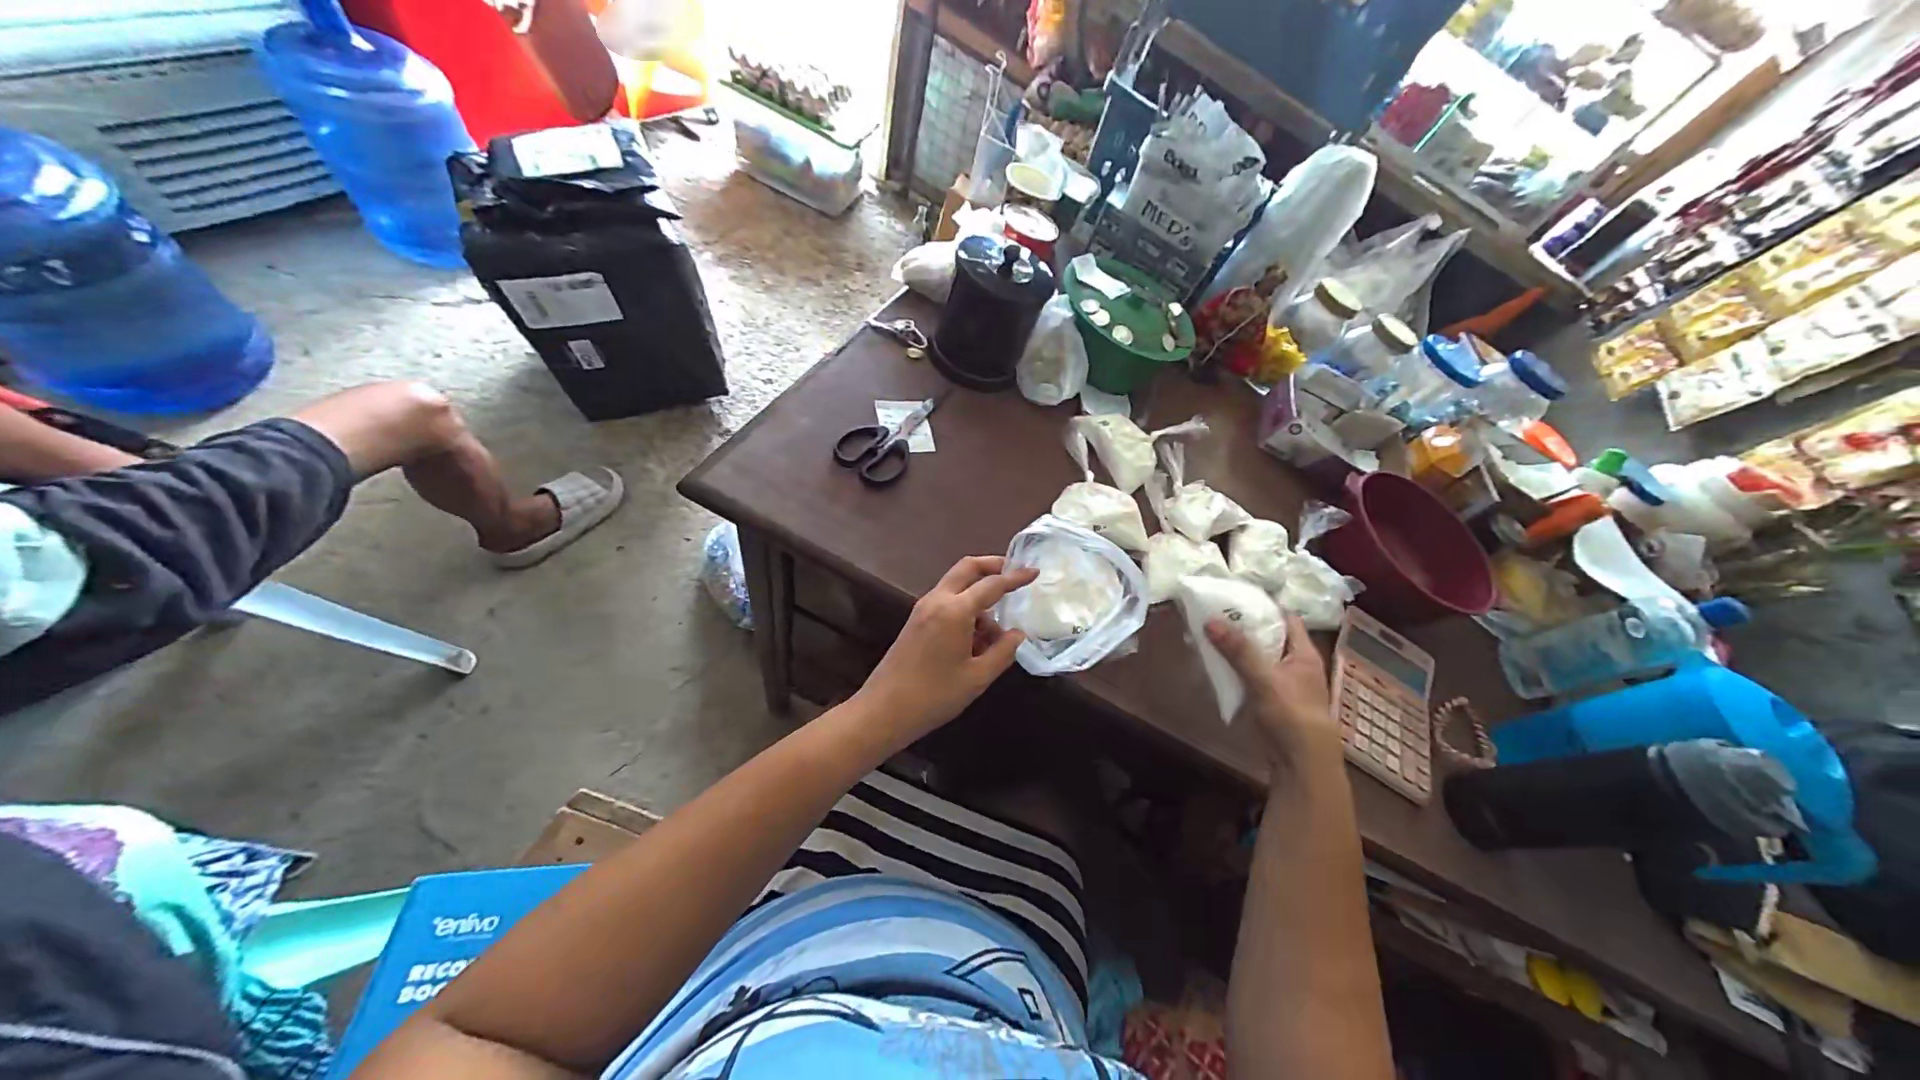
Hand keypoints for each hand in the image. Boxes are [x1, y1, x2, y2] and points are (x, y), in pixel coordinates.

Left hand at [856, 556, 1039, 739]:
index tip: (1034, 571)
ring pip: (956, 587)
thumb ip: (1003, 652)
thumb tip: (1017, 634)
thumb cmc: (934, 695)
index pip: (992, 585)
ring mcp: (923, 609)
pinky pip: (946, 603)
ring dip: (978, 597)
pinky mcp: (916, 622)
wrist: (884, 710)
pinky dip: (964, 610)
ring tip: (995, 637)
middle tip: (1014, 574)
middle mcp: (937, 600)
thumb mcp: (977, 677)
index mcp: (954, 610)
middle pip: (967, 569)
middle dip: (992, 566)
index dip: (1015, 577)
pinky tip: (976, 641)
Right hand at [1206, 613, 1338, 767]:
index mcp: (1304, 654)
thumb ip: (1239, 651)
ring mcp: (1285, 685)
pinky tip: (1216, 666)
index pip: (1286, 618)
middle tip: (1215, 613)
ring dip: (1238, 649)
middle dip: (1245, 626)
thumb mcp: (1264, 679)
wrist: (1302, 764)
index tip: (1235, 595)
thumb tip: (1211, 619)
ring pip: (1259, 658)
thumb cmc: (1291, 716)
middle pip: (1270, 637)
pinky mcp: (1272, 702)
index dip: (1264, 605)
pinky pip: (1252, 677)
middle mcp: (1296, 665)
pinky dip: (1236, 670)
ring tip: (1210, 634)